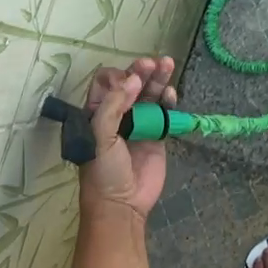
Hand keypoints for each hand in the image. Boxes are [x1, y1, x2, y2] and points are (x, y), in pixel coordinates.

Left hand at [80, 57, 176, 217]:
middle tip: (151, 64)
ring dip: (157, 79)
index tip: (127, 81)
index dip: (117, 77)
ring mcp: (139, 124)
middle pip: (130, 84)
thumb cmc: (103, 171)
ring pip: (149, 94)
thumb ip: (113, 107)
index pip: (106, 83)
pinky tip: (171, 92)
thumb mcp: (99, 137)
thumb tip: (133, 81)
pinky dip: (168, 100)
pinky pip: (163, 112)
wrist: (122, 204)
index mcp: (96, 113)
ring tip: (167, 64)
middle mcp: (118, 114)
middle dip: (140, 71)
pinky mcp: (157, 135)